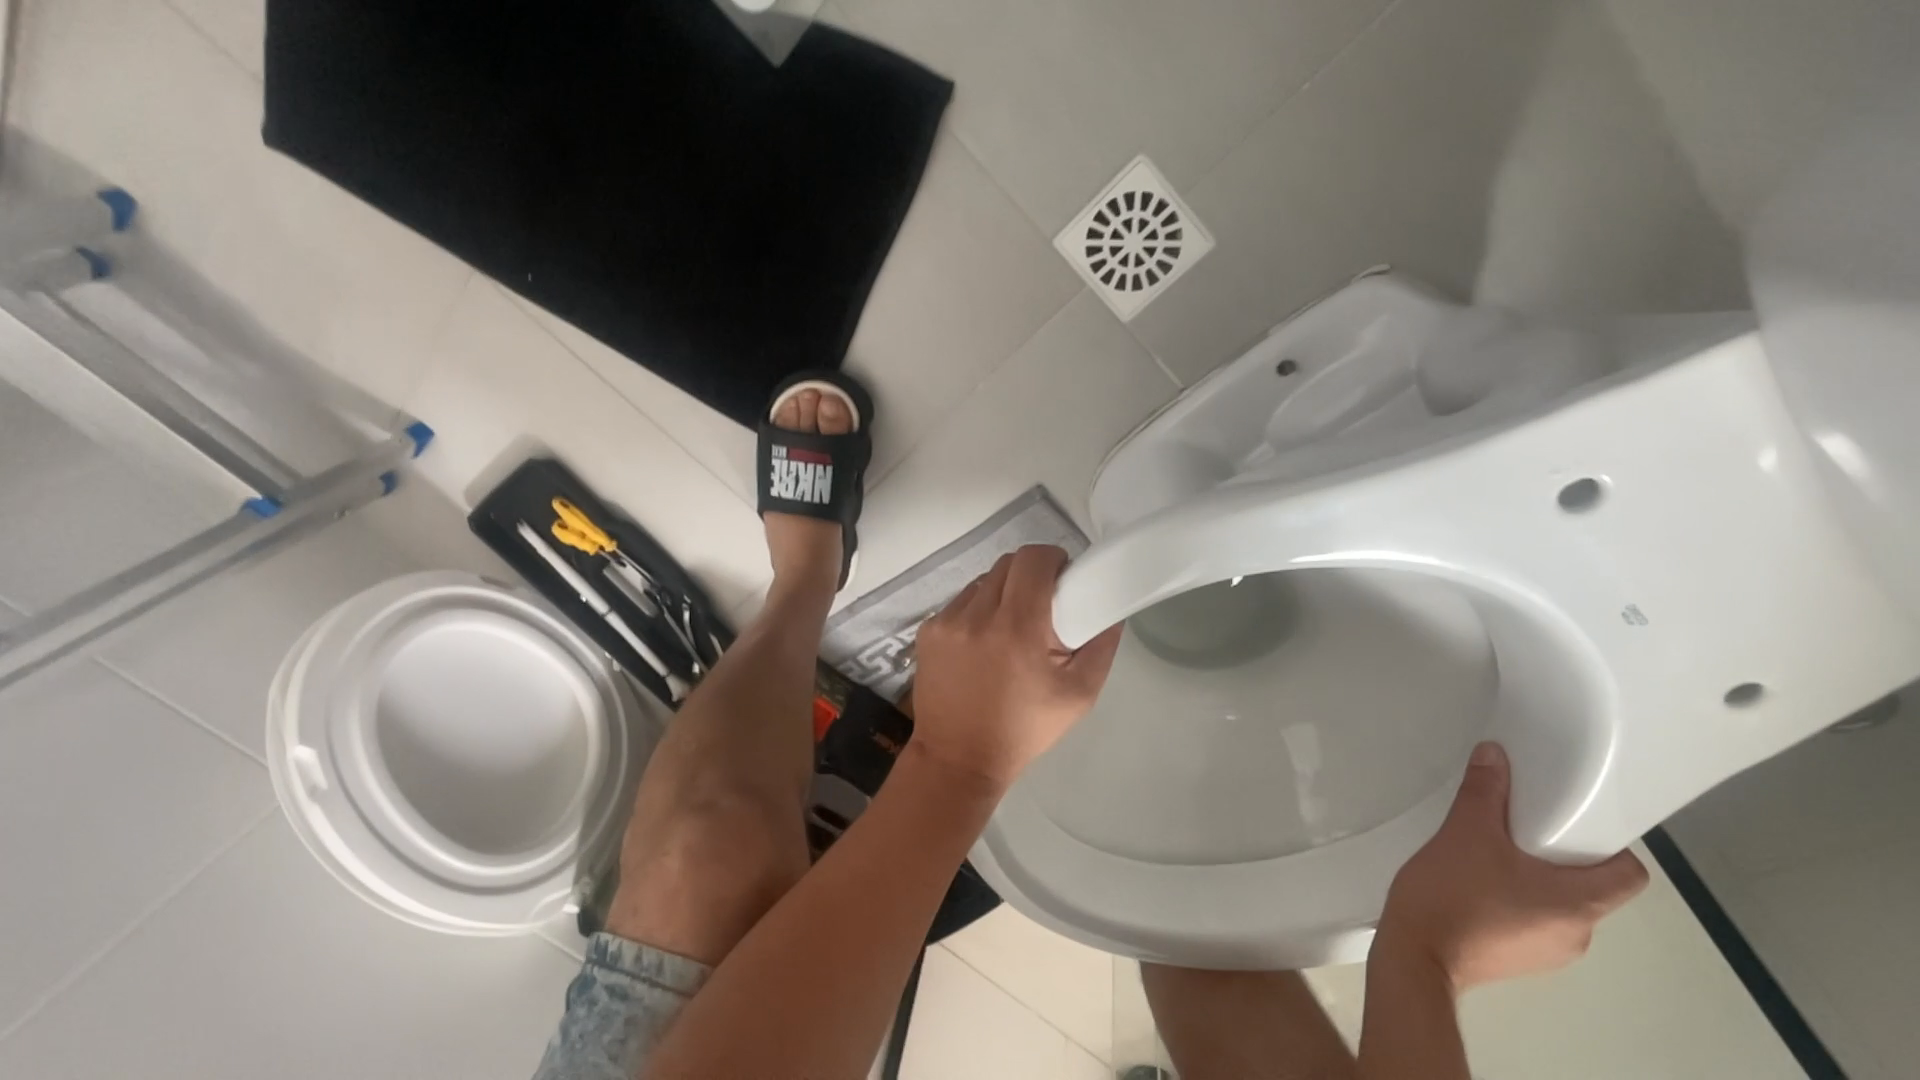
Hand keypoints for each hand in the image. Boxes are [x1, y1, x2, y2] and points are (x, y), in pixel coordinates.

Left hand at [909, 545, 1123, 789]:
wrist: (959, 759)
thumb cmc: (1025, 729)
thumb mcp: (1080, 694)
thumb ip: (1101, 644)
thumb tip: (1110, 608)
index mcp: (1018, 628)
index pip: (1033, 559)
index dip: (1053, 560)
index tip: (1064, 579)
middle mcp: (977, 616)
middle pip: (1008, 564)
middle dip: (1031, 575)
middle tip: (1045, 604)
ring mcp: (946, 622)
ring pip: (984, 581)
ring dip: (1003, 592)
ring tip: (1013, 627)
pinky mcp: (927, 631)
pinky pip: (961, 602)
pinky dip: (978, 611)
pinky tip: (984, 642)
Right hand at [1376, 741, 1649, 992]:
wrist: (1415, 956)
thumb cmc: (1454, 895)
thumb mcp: (1465, 832)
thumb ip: (1484, 792)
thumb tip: (1494, 753)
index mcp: (1581, 904)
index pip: (1629, 874)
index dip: (1609, 845)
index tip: (1571, 824)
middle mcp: (1579, 936)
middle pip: (1590, 887)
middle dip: (1559, 857)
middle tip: (1518, 831)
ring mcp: (1550, 955)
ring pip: (1559, 906)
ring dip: (1534, 882)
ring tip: (1489, 858)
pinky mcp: (1520, 962)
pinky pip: (1533, 924)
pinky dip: (1515, 903)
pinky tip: (1476, 889)